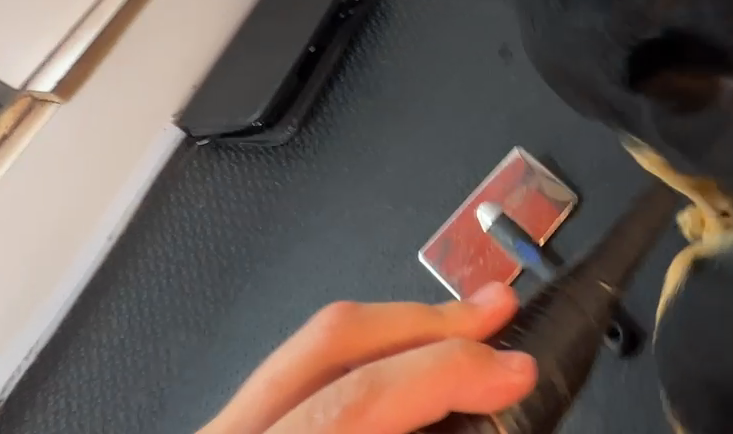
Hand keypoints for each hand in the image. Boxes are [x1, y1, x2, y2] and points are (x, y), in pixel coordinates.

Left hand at [198, 283, 537, 433]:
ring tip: (466, 321)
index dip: (449, 374)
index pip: (357, 404)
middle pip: (332, 341)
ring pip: (312, 342)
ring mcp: (219, 430)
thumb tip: (482, 416)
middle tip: (501, 310)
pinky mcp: (228, 428)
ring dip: (406, 324)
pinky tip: (405, 358)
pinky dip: (368, 349)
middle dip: (434, 320)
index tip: (513, 374)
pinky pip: (300, 368)